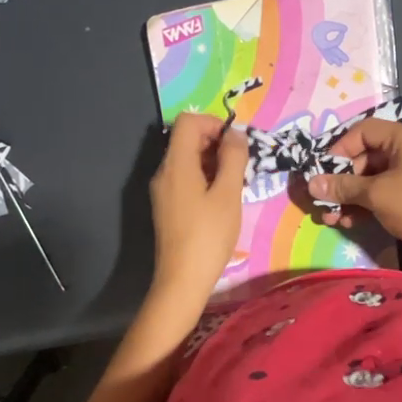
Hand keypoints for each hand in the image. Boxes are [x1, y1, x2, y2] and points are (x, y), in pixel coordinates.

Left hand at [149, 113, 248, 301]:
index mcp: (175, 164)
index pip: (188, 121)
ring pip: (186, 161)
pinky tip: (220, 201)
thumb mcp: (228, 195)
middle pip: (186, 139)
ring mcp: (162, 191)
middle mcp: (163, 173)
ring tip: (234, 185)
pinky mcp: (166, 208)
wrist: (182, 280)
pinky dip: (203, 180)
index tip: (235, 144)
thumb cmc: (208, 237)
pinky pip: (184, 180)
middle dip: (215, 143)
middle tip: (239, 166)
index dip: (213, 123)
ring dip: (212, 163)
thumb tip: (235, 134)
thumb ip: (233, 159)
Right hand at [307, 119, 401, 255]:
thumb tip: (312, 183)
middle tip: (324, 202)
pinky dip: (369, 203)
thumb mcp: (376, 195)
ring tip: (332, 219)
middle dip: (343, 180)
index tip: (322, 172)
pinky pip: (389, 191)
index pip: (364, 131)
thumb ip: (342, 187)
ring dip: (352, 196)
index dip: (339, 149)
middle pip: (368, 155)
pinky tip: (351, 222)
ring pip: (376, 177)